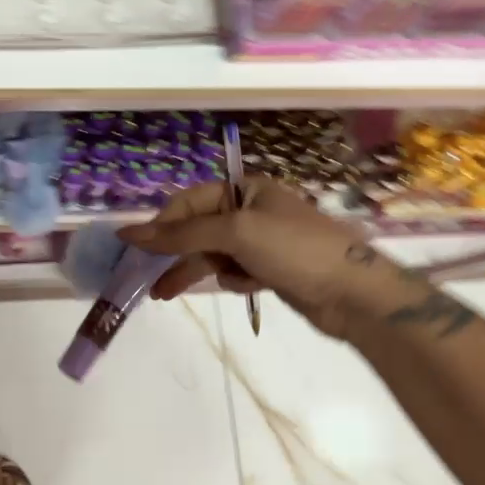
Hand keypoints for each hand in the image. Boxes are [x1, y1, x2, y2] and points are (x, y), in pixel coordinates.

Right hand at [117, 177, 375, 335]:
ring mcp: (262, 241)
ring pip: (213, 253)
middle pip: (198, 228)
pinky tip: (242, 289)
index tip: (136, 248)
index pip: (190, 202)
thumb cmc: (294, 249)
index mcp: (247, 190)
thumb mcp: (235, 233)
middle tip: (147, 277)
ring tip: (163, 294)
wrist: (354, 294)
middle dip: (174, 252)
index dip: (162, 223)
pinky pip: (234, 271)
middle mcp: (252, 210)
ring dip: (191, 271)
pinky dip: (231, 280)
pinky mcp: (271, 269)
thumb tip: (129, 233)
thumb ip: (181, 234)